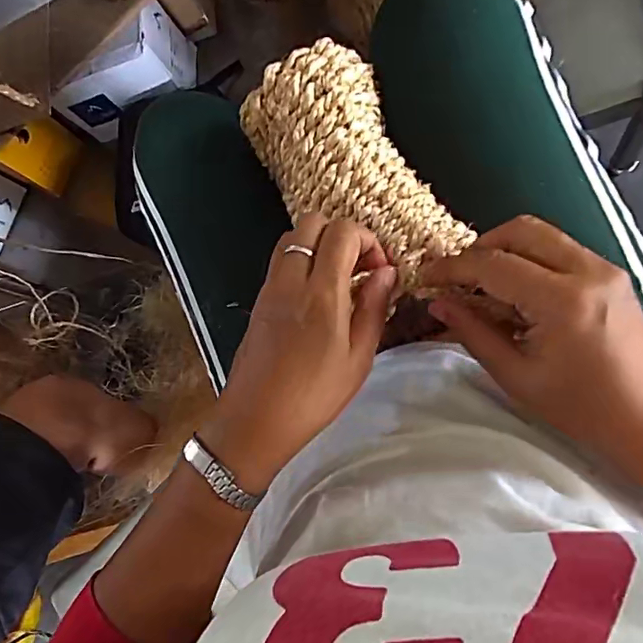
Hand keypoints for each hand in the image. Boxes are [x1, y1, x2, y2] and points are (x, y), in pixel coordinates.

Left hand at [200, 214, 398, 491]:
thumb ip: (374, 307)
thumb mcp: (359, 357)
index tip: (380, 270)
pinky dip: (302, 262)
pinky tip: (318, 297)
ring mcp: (270, 289)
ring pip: (292, 238)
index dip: (368, 240)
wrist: (255, 420)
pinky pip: (281, 262)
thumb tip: (386, 272)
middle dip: (342, 234)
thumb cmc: (314, 396)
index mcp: (321, 294)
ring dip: (319, 246)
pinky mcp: (259, 301)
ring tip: (341, 281)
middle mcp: (291, 281)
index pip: (342, 232)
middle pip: (312, 222)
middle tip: (360, 268)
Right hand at [420, 215, 642, 464]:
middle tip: (457, 279)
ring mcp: (604, 267)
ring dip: (504, 249)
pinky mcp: (611, 273)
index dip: (453, 268)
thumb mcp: (517, 376)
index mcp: (562, 301)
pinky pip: (559, 248)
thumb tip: (439, 303)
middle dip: (478, 248)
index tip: (426, 278)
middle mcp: (587, 271)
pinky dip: (529, 258)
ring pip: (541, 233)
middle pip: (519, 230)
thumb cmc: (582, 408)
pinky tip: (517, 291)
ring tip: (483, 285)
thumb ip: (474, 333)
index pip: (494, 265)